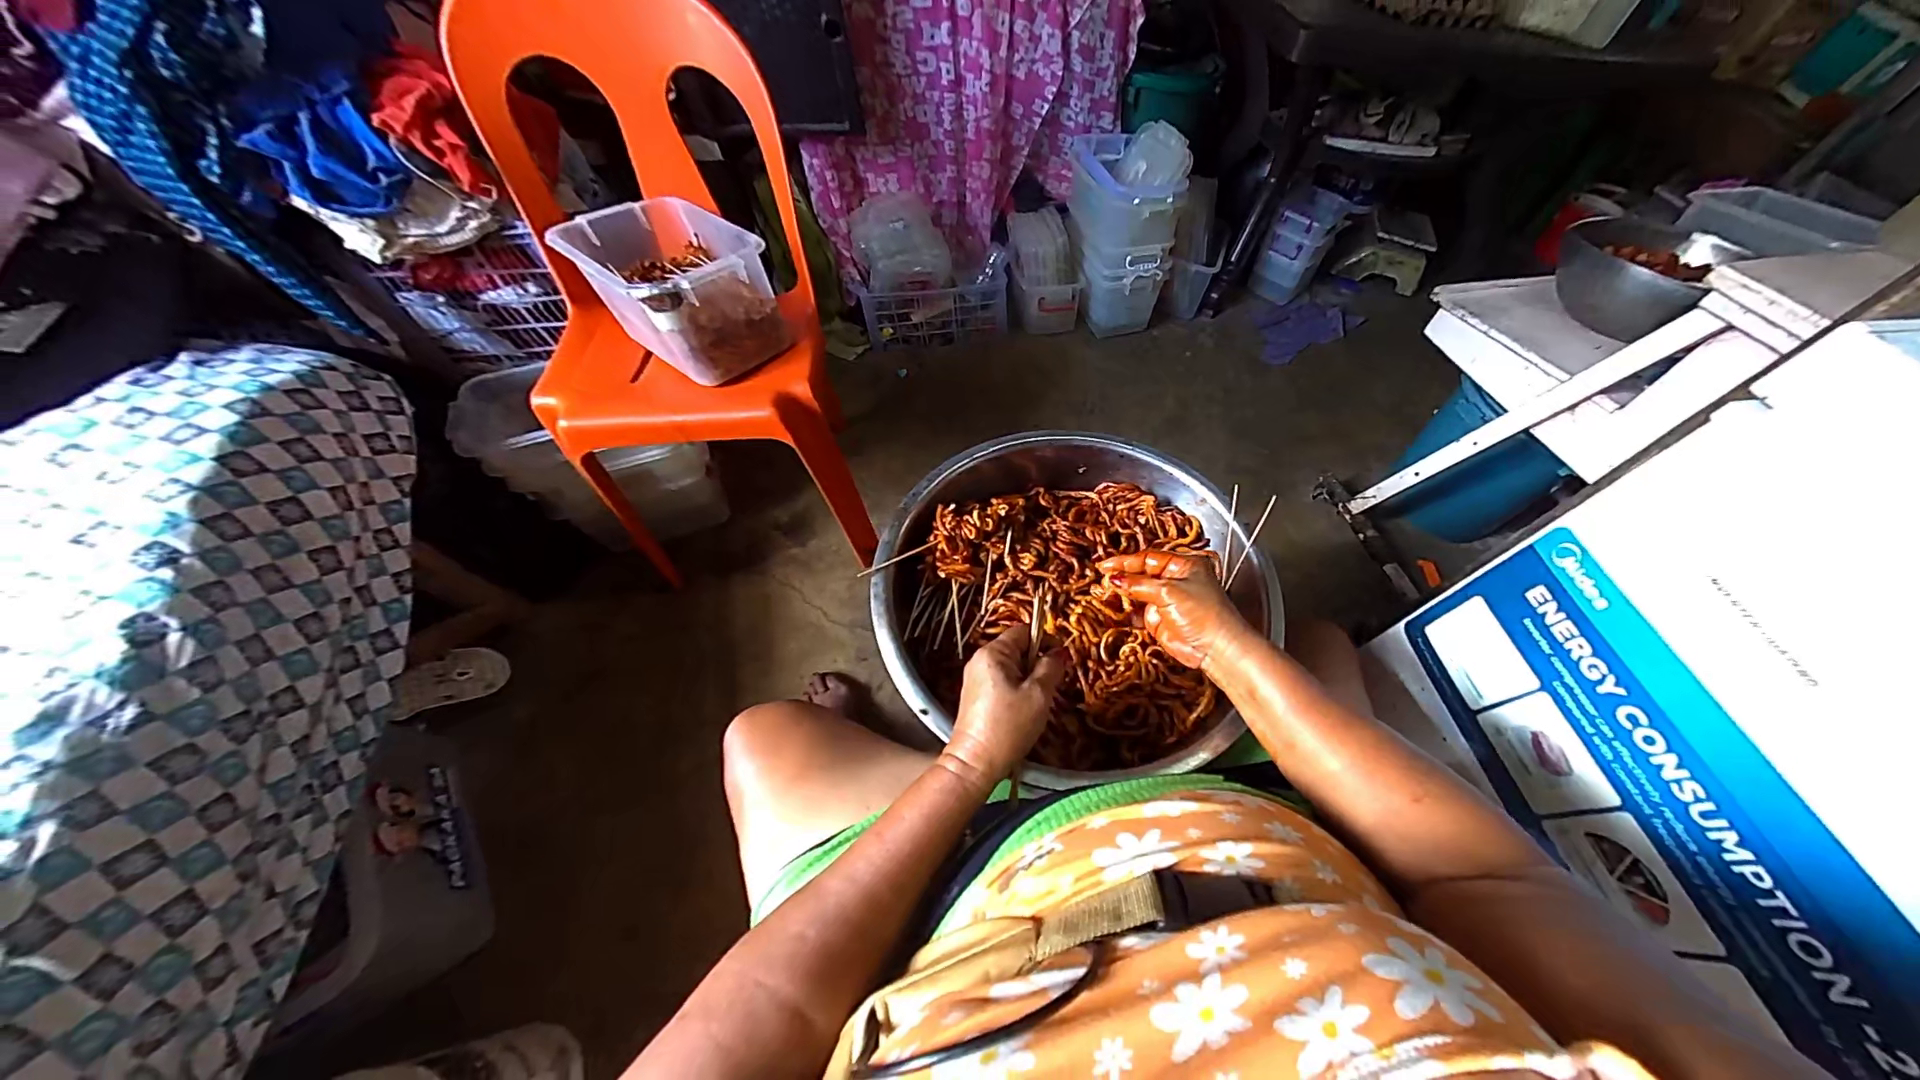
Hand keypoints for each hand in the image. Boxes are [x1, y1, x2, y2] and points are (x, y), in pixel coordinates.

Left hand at [943, 624, 1066, 786]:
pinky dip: (1017, 689)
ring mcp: (975, 678)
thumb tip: (1060, 651)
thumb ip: (1051, 668)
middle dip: (1038, 662)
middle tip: (1053, 683)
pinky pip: (1002, 681)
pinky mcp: (976, 695)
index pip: (1022, 631)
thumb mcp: (1038, 695)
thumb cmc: (1008, 726)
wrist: (975, 762)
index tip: (1061, 658)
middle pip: (1016, 648)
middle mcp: (980, 660)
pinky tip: (1025, 709)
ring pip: (1011, 667)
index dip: (1045, 639)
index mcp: (992, 653)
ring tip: (1041, 699)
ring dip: (1030, 678)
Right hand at [1097, 550, 1252, 670]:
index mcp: (1183, 565)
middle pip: (1141, 574)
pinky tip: (1114, 607)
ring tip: (1104, 593)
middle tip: (1103, 578)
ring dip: (1122, 594)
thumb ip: (1138, 584)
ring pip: (1136, 593)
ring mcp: (1166, 600)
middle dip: (1122, 577)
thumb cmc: (1203, 613)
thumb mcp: (1168, 591)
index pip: (1148, 558)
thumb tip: (1115, 578)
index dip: (1125, 562)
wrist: (1214, 648)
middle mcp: (1174, 580)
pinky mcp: (1159, 620)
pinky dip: (1126, 611)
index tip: (1106, 565)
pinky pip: (1137, 612)